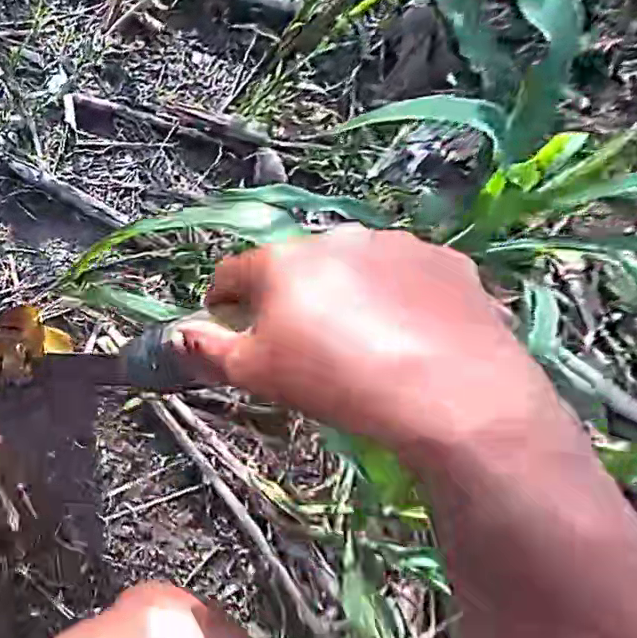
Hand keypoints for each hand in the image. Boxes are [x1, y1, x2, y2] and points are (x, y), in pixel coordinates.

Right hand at [175, 227, 565, 464]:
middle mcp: (334, 239)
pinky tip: (398, 336)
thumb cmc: (334, 381)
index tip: (232, 331)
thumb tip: (180, 333)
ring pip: (344, 267)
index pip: (229, 273)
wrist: (456, 398)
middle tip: (294, 343)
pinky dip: (388, 296)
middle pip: (289, 267)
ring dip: (335, 293)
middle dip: (282, 298)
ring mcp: (395, 246)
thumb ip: (205, 348)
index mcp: (279, 261)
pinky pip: (398, 274)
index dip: (222, 303)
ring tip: (353, 342)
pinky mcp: (448, 262)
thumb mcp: (251, 373)